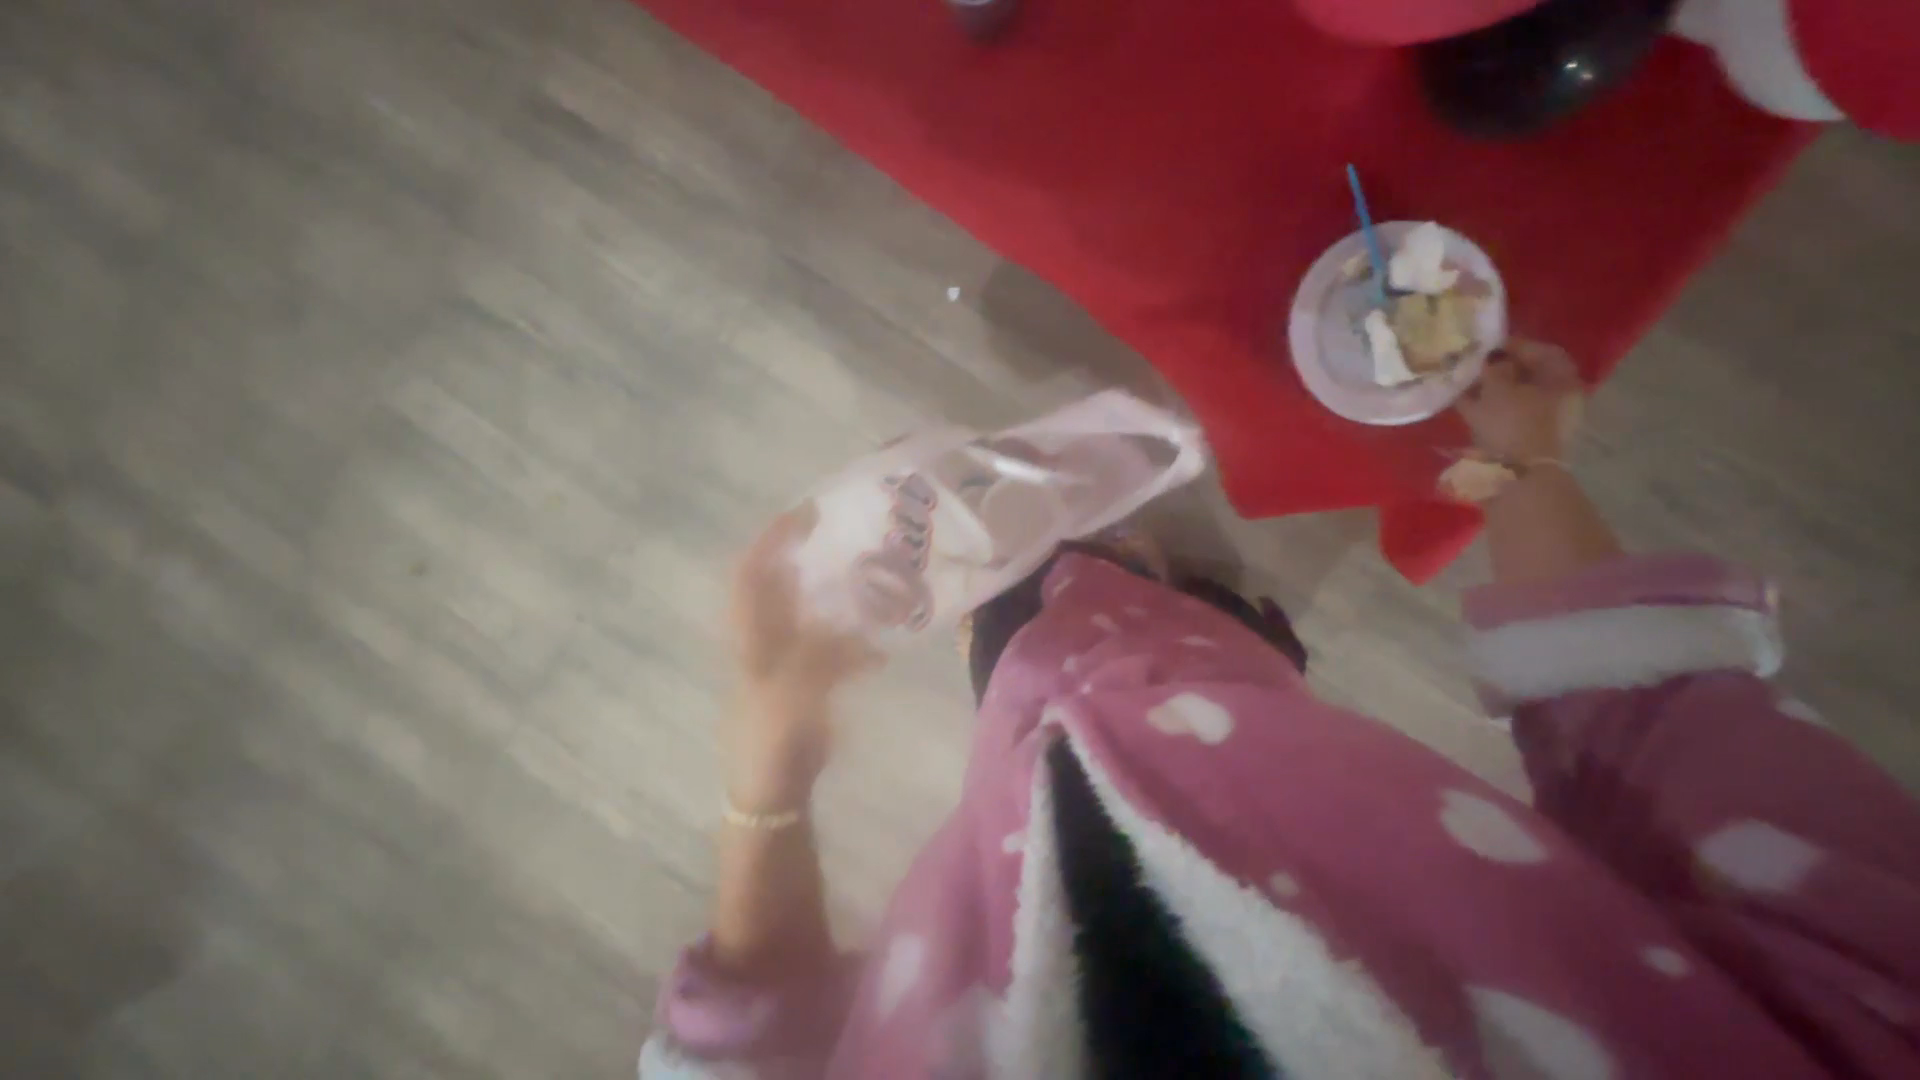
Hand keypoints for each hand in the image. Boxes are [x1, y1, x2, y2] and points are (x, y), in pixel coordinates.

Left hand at [726, 503, 880, 807]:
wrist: (771, 790)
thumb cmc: (769, 740)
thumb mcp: (792, 694)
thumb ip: (823, 658)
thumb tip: (860, 635)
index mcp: (750, 635)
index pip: (751, 572)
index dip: (772, 539)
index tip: (805, 514)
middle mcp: (763, 638)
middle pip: (780, 584)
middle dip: (806, 557)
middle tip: (844, 536)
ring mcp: (783, 659)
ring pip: (808, 613)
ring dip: (835, 597)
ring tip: (871, 579)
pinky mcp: (805, 681)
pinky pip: (831, 649)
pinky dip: (853, 644)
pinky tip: (879, 652)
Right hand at [1457, 338, 1585, 461]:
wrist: (1514, 476)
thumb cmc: (1513, 424)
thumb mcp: (1498, 388)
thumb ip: (1493, 368)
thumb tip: (1491, 360)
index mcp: (1563, 382)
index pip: (1544, 352)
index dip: (1517, 344)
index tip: (1490, 344)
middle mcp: (1557, 400)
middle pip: (1528, 376)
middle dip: (1499, 368)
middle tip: (1473, 363)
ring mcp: (1540, 423)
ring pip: (1512, 397)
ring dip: (1489, 389)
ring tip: (1462, 383)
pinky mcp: (1521, 441)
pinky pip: (1501, 417)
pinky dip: (1484, 409)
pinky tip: (1462, 403)